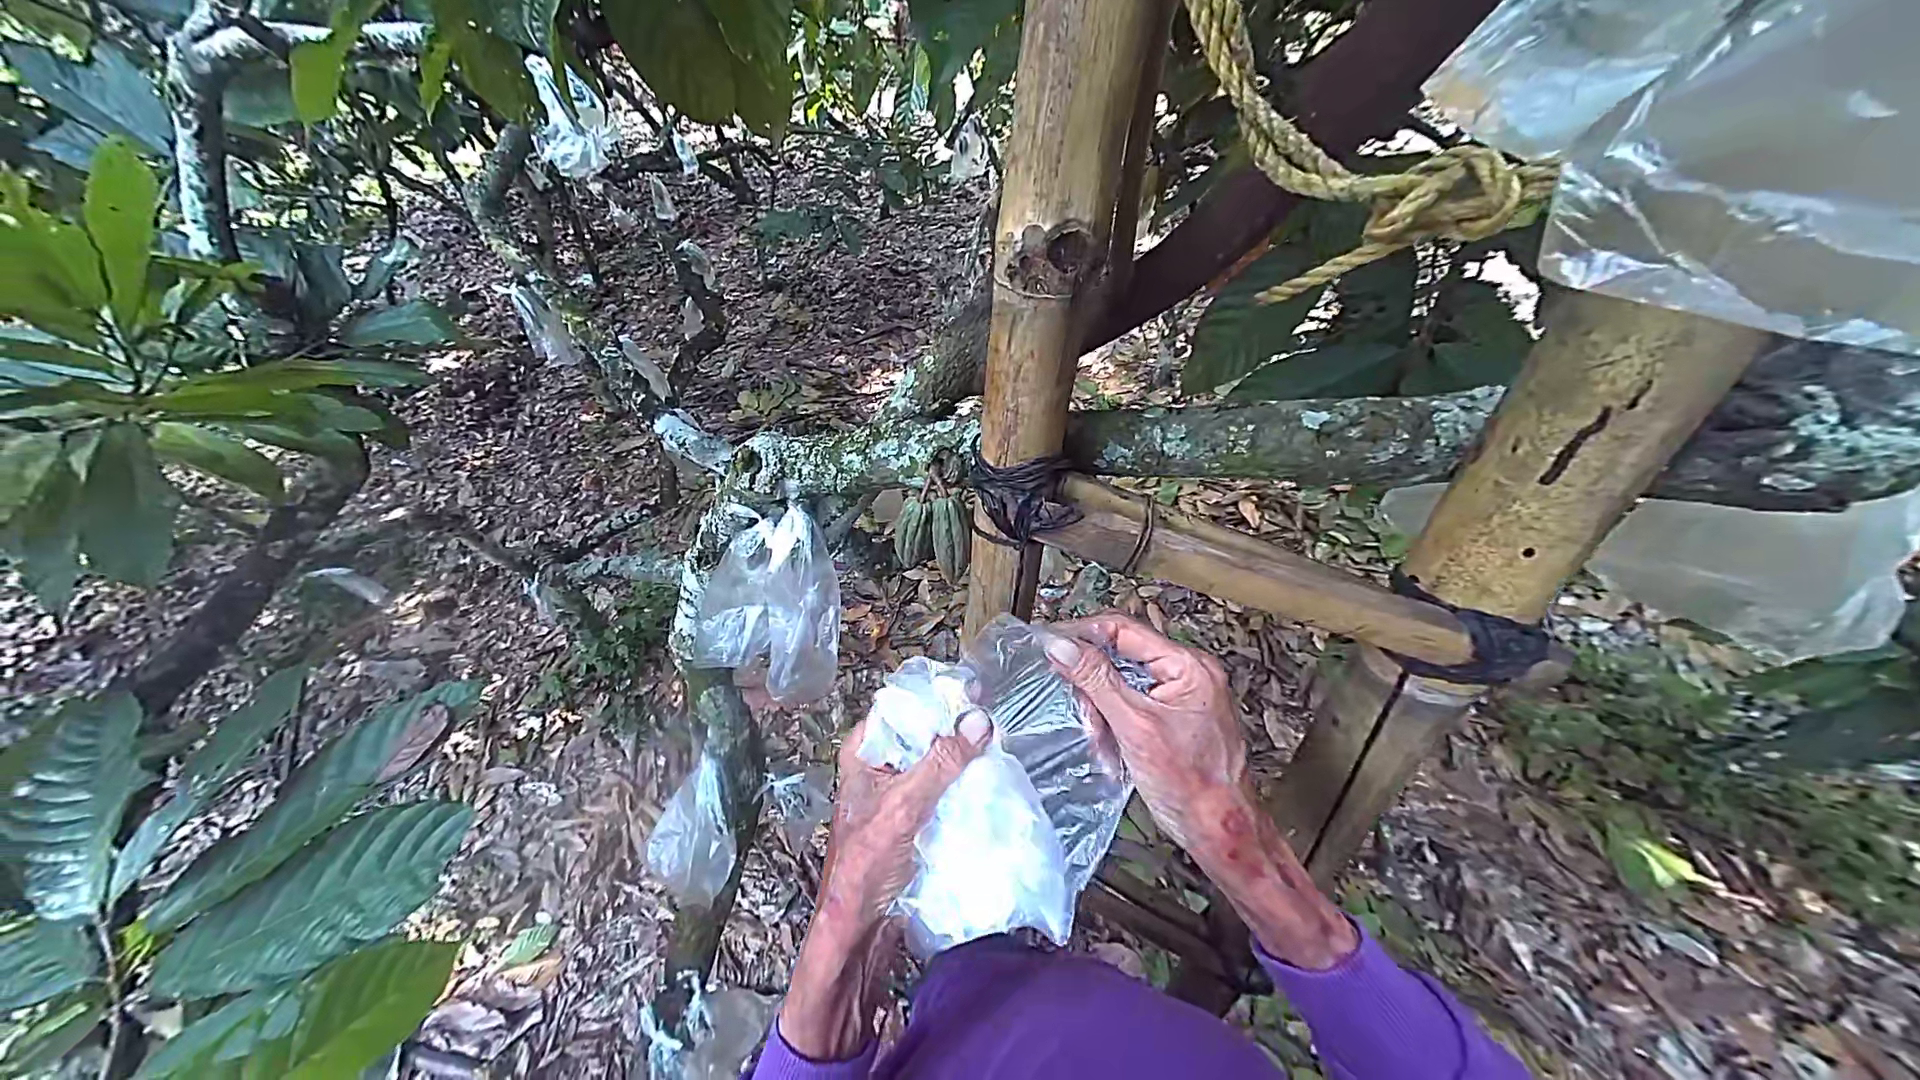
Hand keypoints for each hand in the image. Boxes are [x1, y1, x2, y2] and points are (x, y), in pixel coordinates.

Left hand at [779, 709, 991, 1059]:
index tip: (974, 692)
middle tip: (991, 720)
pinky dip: (962, 779)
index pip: (903, 705)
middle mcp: (880, 761)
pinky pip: (943, 783)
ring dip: (962, 753)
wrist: (860, 929)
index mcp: (864, 749)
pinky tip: (986, 776)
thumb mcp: (903, 806)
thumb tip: (979, 720)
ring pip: (936, 757)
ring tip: (995, 744)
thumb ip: (940, 763)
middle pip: (923, 730)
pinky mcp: (915, 811)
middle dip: (955, 725)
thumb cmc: (866, 866)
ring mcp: (898, 787)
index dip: (937, 696)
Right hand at [1042, 613, 1244, 848]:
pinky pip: (1131, 701)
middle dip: (1094, 681)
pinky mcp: (1172, 715)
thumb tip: (1063, 646)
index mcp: (1187, 665)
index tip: (1052, 644)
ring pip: (1122, 680)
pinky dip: (1113, 718)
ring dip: (1102, 705)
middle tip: (1078, 704)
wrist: (1219, 831)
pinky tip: (1110, 742)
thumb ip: (1096, 680)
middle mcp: (1187, 672)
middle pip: (1121, 654)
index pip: (1124, 629)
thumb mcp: (1135, 726)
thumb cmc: (1193, 785)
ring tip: (1101, 736)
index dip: (1083, 634)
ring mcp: (1181, 694)